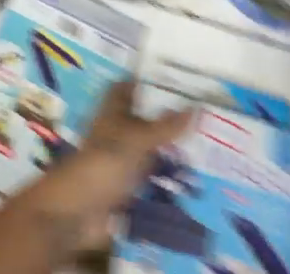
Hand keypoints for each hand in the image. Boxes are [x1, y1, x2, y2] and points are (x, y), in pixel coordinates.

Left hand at [17, 80, 194, 254]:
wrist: (77, 212)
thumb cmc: (103, 164)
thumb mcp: (137, 140)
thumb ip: (165, 126)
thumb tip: (197, 105)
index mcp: (113, 112)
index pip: (130, 87)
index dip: (149, 80)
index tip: (180, 78)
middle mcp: (118, 133)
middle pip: (146, 119)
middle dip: (171, 118)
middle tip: (207, 115)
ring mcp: (123, 162)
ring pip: (153, 150)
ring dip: (175, 151)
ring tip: (211, 148)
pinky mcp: (130, 190)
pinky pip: (156, 181)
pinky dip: (174, 181)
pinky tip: (199, 182)